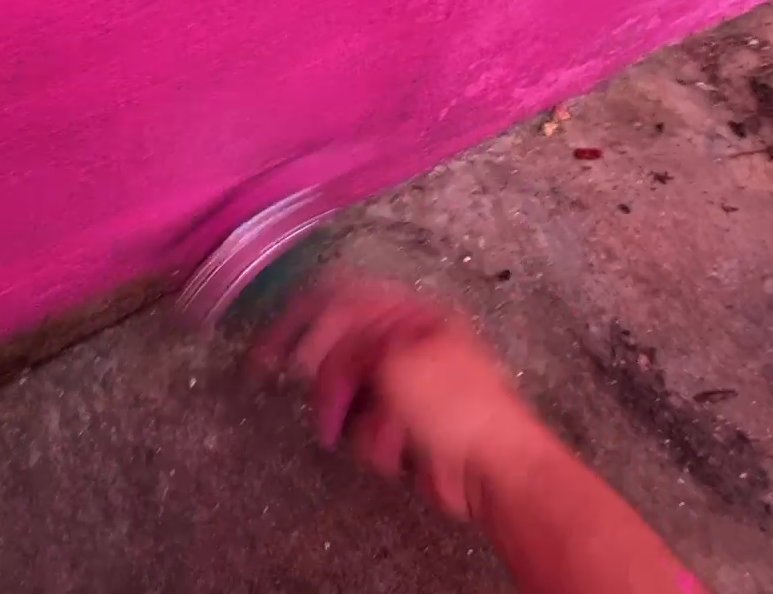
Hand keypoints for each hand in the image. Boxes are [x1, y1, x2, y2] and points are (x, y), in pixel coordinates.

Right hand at [253, 280, 558, 520]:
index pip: (340, 298)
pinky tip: (395, 453)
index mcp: (411, 313)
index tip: (272, 347)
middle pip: (340, 348)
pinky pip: (366, 421)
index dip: (300, 318)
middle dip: (331, 385)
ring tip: (378, 444)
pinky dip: (372, 439)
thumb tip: (311, 341)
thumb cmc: (457, 407)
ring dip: (357, 419)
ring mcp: (407, 382)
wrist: (500, 475)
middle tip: (325, 413)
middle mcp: (406, 340)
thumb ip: (347, 339)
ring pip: (350, 389)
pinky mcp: (405, 421)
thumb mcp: (393, 357)